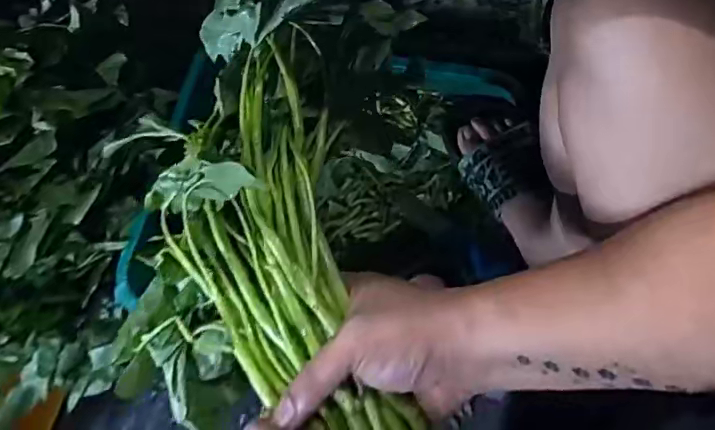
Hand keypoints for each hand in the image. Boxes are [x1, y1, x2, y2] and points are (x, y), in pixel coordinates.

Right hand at [252, 273, 472, 428]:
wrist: (462, 354)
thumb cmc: (406, 331)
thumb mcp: (352, 342)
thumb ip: (313, 375)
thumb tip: (275, 418)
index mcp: (346, 296)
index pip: (300, 311)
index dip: (277, 336)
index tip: (252, 365)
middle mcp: (353, 326)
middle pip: (311, 356)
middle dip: (290, 386)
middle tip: (259, 416)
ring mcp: (368, 362)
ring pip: (328, 389)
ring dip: (310, 412)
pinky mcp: (382, 393)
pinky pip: (348, 412)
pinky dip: (334, 424)